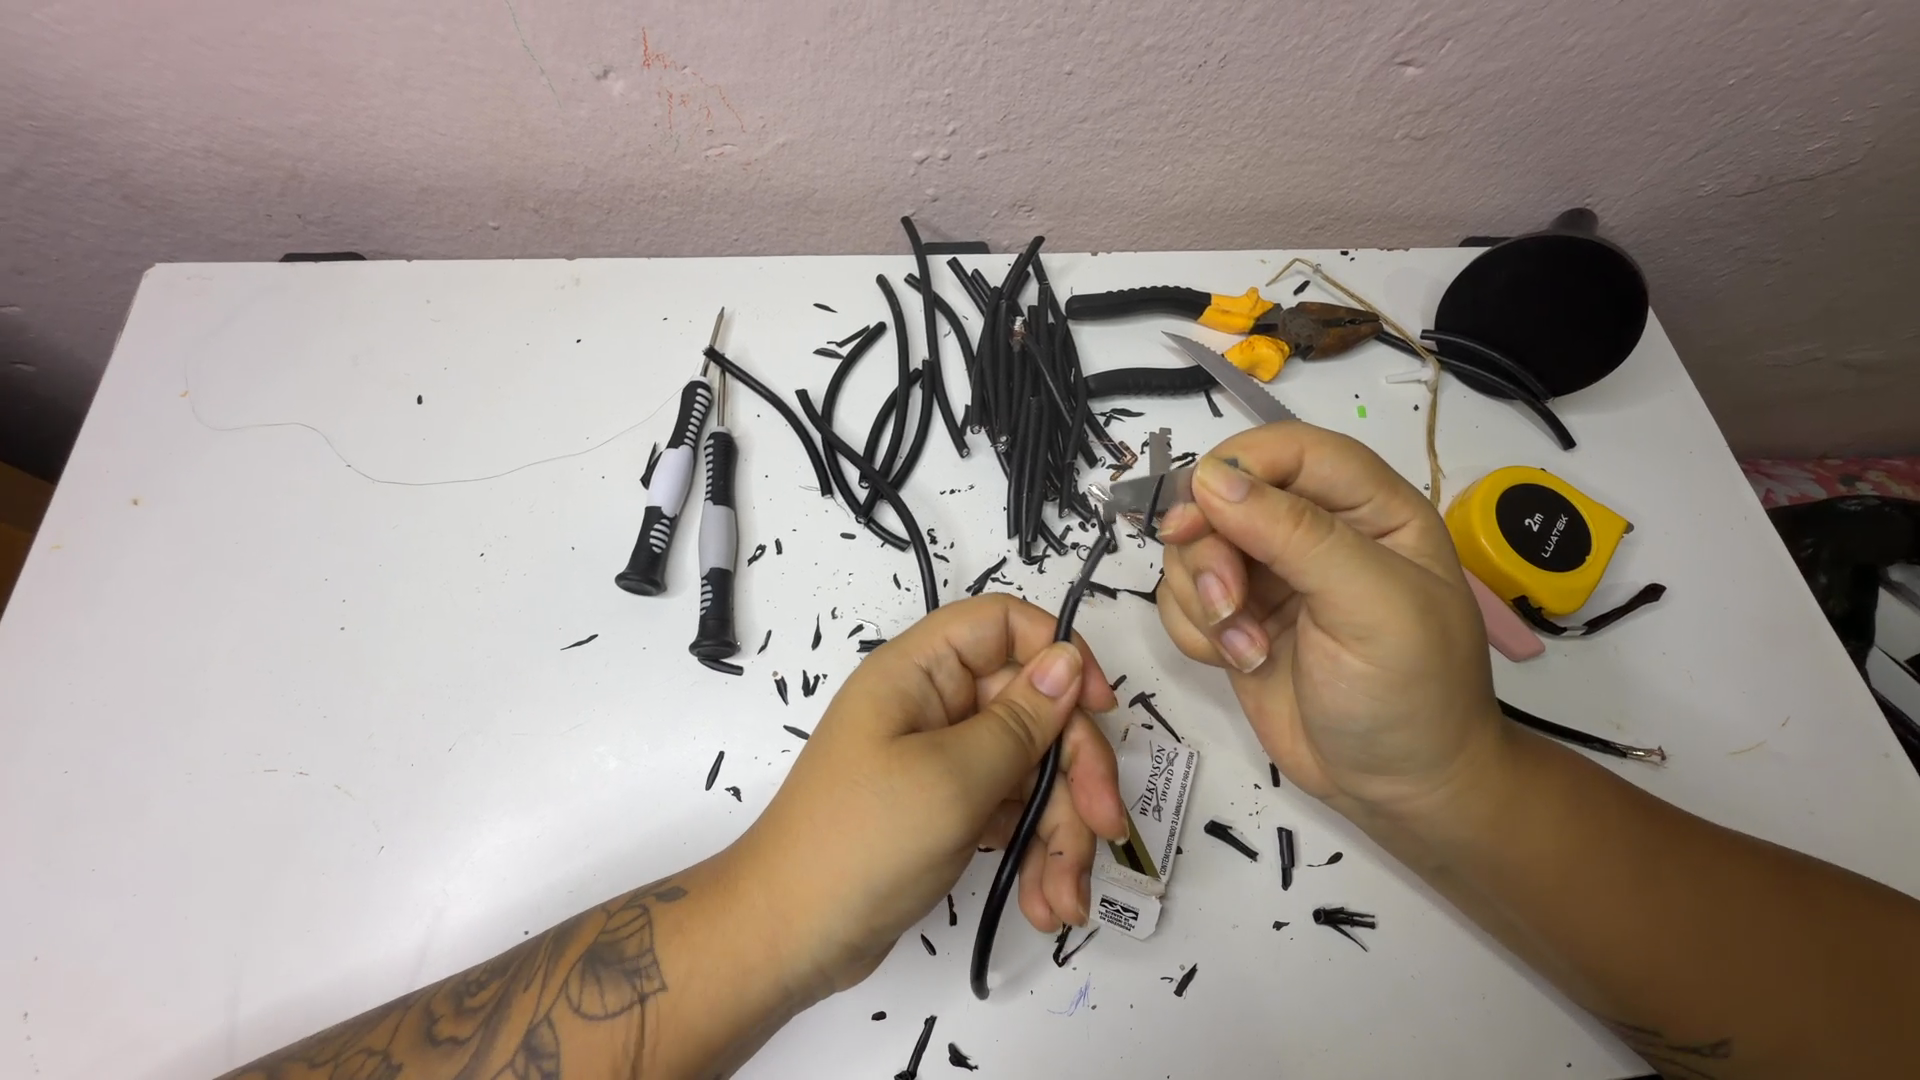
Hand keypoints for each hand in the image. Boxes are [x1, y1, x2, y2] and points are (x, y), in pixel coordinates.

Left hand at [728, 593, 1127, 998]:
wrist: (789, 938)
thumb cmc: (862, 842)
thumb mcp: (951, 779)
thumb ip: (1019, 721)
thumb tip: (1069, 659)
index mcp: (921, 672)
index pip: (1003, 625)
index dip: (1058, 653)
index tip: (1099, 708)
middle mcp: (936, 704)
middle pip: (1034, 708)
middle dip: (1075, 770)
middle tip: (1104, 827)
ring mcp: (946, 758)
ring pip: (1032, 768)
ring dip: (1060, 832)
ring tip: (1066, 899)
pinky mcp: (953, 807)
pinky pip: (1013, 811)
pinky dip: (1035, 854)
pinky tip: (1045, 904)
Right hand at [1154, 424, 1502, 816]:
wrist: (1398, 788)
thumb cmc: (1409, 694)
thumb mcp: (1371, 607)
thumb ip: (1296, 535)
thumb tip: (1211, 479)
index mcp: (1367, 509)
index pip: (1291, 450)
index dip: (1239, 467)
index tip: (1199, 512)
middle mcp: (1310, 531)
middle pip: (1223, 498)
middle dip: (1211, 553)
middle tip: (1228, 605)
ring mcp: (1267, 575)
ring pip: (1191, 549)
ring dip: (1203, 600)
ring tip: (1245, 649)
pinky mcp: (1234, 617)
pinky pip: (1179, 597)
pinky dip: (1193, 629)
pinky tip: (1235, 661)